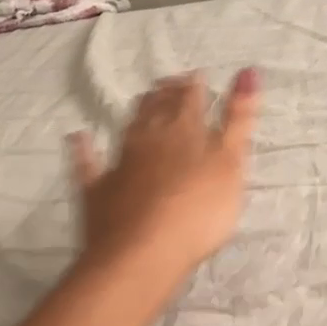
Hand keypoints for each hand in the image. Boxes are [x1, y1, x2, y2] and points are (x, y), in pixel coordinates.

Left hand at [66, 68, 260, 281]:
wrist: (141, 256)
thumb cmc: (198, 209)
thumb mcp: (231, 162)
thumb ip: (240, 118)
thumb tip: (248, 70)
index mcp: (186, 130)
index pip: (191, 98)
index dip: (196, 85)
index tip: (198, 73)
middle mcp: (151, 137)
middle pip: (159, 108)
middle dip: (167, 92)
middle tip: (171, 81)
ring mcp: (121, 162)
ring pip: (130, 127)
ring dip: (138, 110)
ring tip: (144, 97)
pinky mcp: (98, 190)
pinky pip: (88, 164)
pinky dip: (84, 149)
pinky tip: (78, 137)